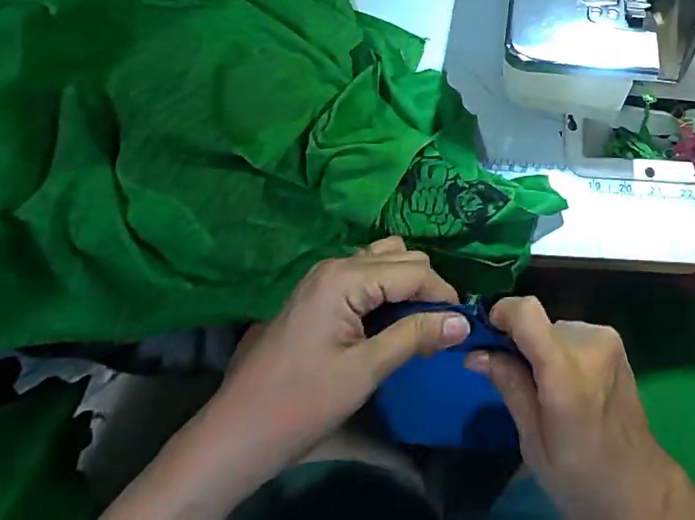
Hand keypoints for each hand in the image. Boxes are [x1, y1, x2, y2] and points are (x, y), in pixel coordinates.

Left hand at [104, 238, 468, 519]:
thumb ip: (415, 337)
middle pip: (401, 257)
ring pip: (383, 260)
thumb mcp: (364, 371)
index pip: (414, 270)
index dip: (443, 294)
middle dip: (427, 286)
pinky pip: (365, 274)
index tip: (461, 324)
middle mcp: (335, 264)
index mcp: (345, 277)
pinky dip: (386, 289)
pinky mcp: (316, 293)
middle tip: (442, 324)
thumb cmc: (299, 404)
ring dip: (406, 284)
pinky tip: (391, 319)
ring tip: (419, 320)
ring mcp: (322, 277)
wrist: (232, 437)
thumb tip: (462, 321)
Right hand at [468, 296, 694, 519]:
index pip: (528, 313)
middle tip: (513, 380)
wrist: (637, 482)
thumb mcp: (533, 442)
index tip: (486, 335)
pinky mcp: (615, 339)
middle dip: (521, 345)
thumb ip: (510, 387)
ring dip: (542, 349)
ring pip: (555, 329)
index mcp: (567, 373)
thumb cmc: (579, 474)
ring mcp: (607, 337)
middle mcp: (590, 343)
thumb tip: (477, 353)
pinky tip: (568, 385)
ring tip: (545, 391)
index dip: (502, 313)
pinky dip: (562, 351)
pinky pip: (574, 334)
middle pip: (539, 324)